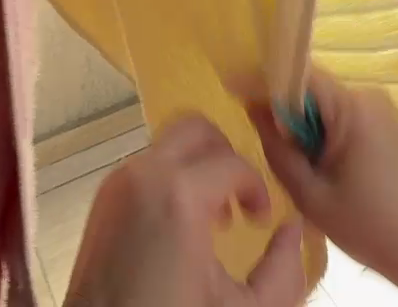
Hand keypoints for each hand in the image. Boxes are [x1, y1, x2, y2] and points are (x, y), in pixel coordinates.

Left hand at [63, 113, 308, 306]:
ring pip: (168, 145)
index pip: (233, 162)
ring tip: (212, 218)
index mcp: (180, 194)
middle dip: (225, 156)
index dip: (257, 187)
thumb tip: (294, 228)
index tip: (263, 221)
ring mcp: (118, 182)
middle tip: (239, 200)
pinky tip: (180, 228)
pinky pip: (145, 167)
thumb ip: (284, 269)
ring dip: (197, 168)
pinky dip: (170, 180)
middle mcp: (144, 173)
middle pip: (195, 129)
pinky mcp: (102, 199)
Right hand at [247, 71, 397, 306]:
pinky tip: (327, 170)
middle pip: (311, 89)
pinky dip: (326, 135)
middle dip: (285, 111)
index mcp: (352, 105)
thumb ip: (278, 147)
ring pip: (327, 105)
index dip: (262, 79)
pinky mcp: (390, 126)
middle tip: (265, 141)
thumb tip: (254, 106)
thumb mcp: (312, 195)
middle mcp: (369, 95)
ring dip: (306, 126)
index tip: (230, 85)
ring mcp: (383, 109)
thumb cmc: (373, 227)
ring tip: (299, 166)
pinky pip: (345, 117)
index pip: (297, 74)